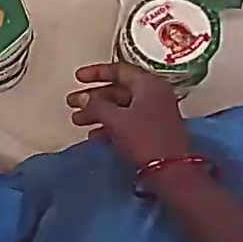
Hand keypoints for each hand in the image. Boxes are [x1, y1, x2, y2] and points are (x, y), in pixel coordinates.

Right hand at [67, 63, 190, 166]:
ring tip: (77, 121)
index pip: (119, 70)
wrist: (171, 171)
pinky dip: (110, 126)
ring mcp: (154, 113)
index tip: (77, 78)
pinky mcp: (153, 130)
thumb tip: (82, 98)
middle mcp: (153, 94)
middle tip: (71, 103)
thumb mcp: (116, 119)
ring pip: (121, 108)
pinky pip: (127, 122)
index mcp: (148, 84)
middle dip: (93, 97)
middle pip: (118, 90)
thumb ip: (96, 106)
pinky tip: (93, 136)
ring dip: (98, 113)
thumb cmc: (144, 138)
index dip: (96, 73)